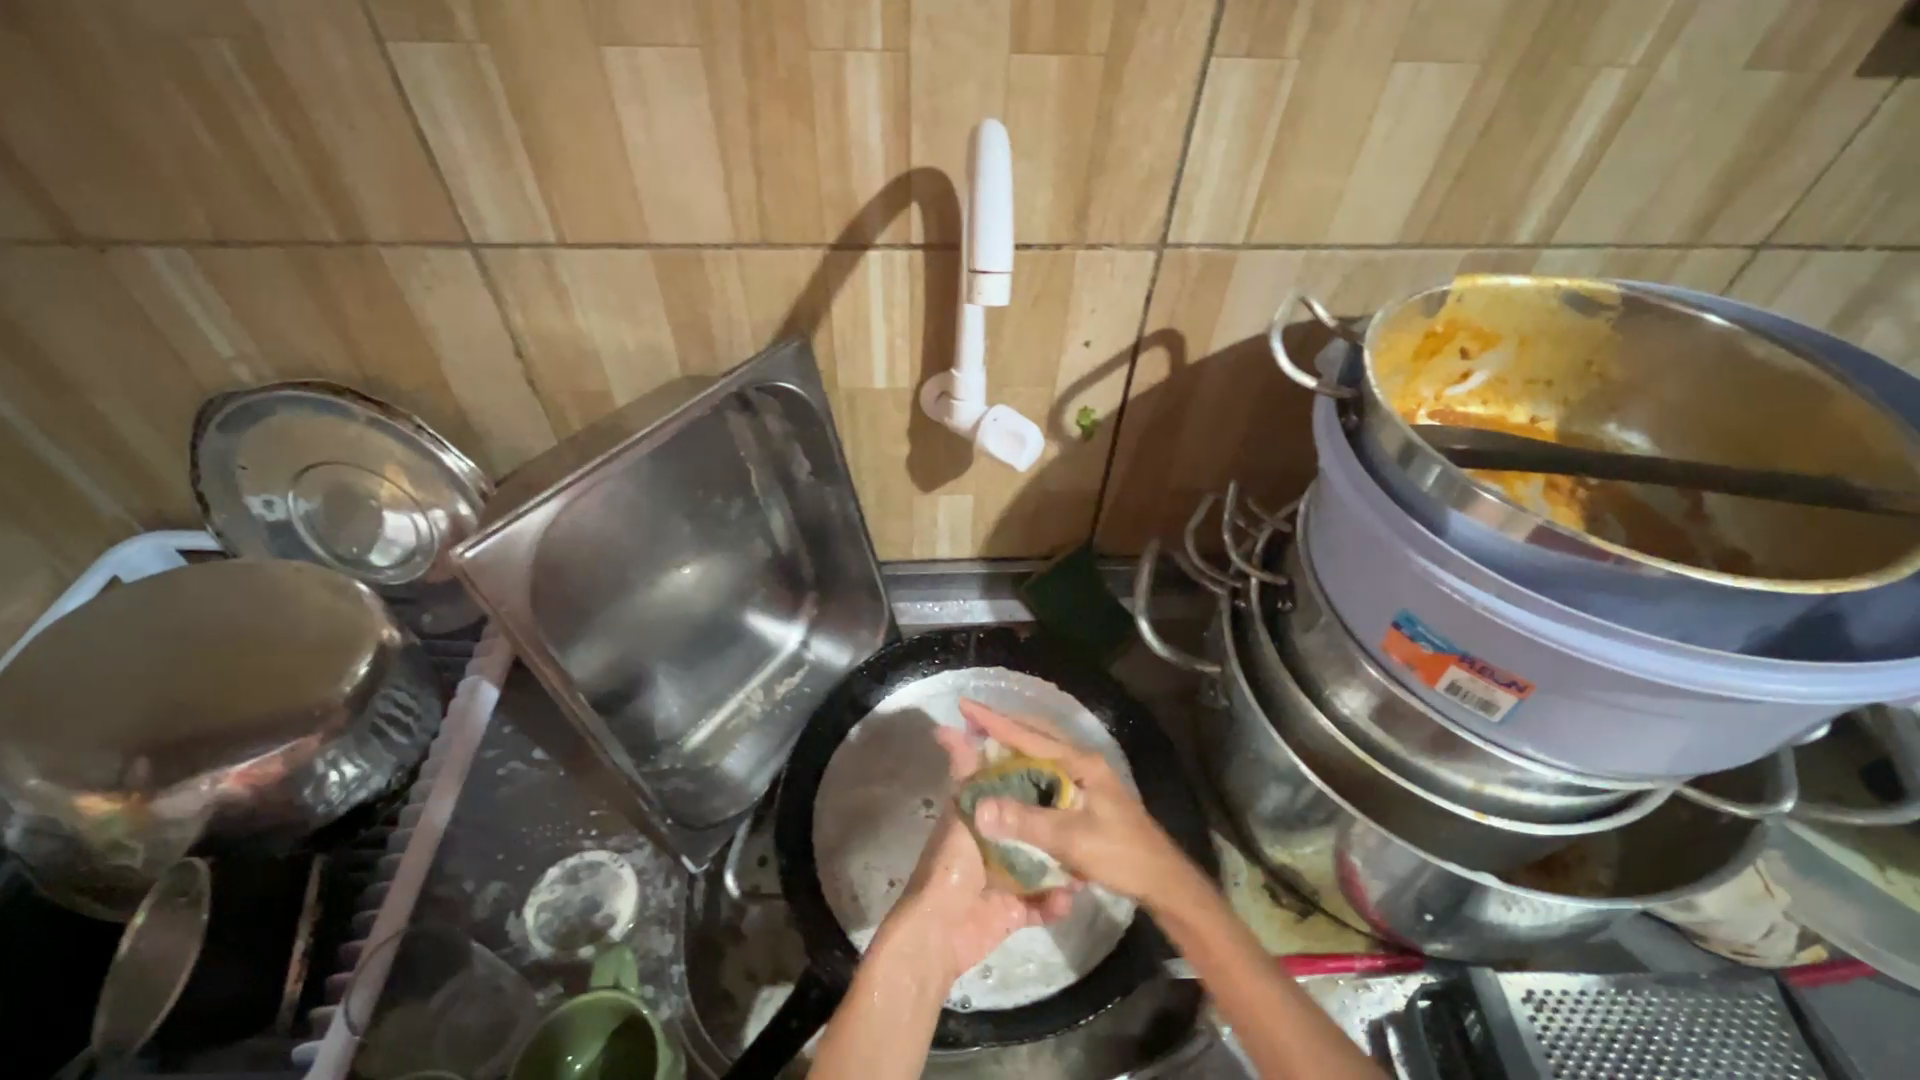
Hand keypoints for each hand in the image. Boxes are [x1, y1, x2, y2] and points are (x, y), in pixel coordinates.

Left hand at [880, 723, 1073, 982]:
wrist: (939, 933)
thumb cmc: (950, 868)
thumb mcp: (961, 813)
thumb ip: (964, 775)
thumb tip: (946, 727)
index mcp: (977, 822)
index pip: (1007, 795)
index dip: (1031, 783)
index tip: (1061, 772)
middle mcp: (991, 848)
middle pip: (1029, 833)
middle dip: (1056, 829)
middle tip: (1087, 820)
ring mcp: (1003, 883)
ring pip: (1041, 869)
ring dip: (1062, 868)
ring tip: (1088, 864)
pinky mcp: (1013, 913)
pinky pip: (1041, 905)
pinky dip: (1054, 903)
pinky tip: (1068, 897)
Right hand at [960, 699, 1192, 904]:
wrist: (1161, 878)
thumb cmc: (1120, 854)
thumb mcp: (1071, 839)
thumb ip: (1026, 822)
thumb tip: (980, 808)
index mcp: (1080, 763)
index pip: (1028, 735)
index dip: (994, 721)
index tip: (965, 705)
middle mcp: (1083, 760)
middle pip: (1036, 733)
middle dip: (1002, 725)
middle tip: (969, 723)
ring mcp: (1087, 775)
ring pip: (1042, 749)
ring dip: (1013, 743)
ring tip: (983, 744)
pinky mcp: (1087, 792)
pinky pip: (1048, 767)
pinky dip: (1025, 764)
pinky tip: (1012, 777)